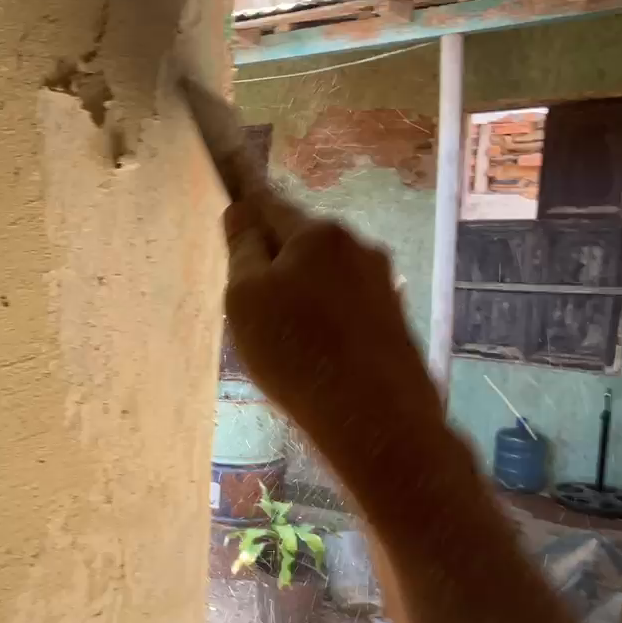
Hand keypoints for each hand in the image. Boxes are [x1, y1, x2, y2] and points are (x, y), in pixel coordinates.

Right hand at [222, 202, 446, 498]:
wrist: (374, 418)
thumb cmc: (294, 351)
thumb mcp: (244, 297)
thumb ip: (241, 248)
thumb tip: (239, 211)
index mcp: (318, 232)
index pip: (269, 204)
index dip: (244, 212)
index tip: (228, 224)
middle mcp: (357, 245)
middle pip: (298, 242)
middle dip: (272, 263)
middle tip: (247, 307)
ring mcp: (382, 281)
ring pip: (321, 275)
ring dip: (297, 294)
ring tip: (280, 341)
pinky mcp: (393, 317)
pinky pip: (343, 305)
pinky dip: (322, 319)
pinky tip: (312, 356)